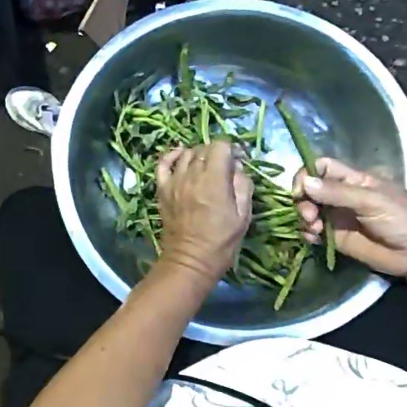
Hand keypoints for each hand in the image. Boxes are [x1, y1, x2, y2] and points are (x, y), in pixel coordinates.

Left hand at [155, 141, 251, 281]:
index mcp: (214, 180)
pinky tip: (180, 156)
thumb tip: (237, 167)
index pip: (221, 146)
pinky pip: (163, 164)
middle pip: (203, 148)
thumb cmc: (221, 241)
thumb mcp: (243, 215)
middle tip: (223, 167)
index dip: (231, 150)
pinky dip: (172, 156)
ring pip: (186, 154)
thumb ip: (243, 185)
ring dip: (197, 154)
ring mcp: (174, 181)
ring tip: (205, 165)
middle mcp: (192, 175)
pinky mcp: (162, 189)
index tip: (237, 160)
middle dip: (216, 153)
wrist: (190, 260)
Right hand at [294, 157, 406, 284]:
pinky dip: (307, 233)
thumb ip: (338, 193)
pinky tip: (313, 238)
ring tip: (314, 228)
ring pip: (308, 210)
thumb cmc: (404, 220)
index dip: (306, 174)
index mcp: (353, 180)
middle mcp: (341, 195)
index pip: (321, 167)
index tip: (301, 190)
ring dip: (304, 218)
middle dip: (303, 200)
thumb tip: (305, 183)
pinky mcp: (335, 237)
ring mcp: (337, 216)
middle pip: (309, 189)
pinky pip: (312, 231)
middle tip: (309, 215)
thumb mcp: (372, 201)